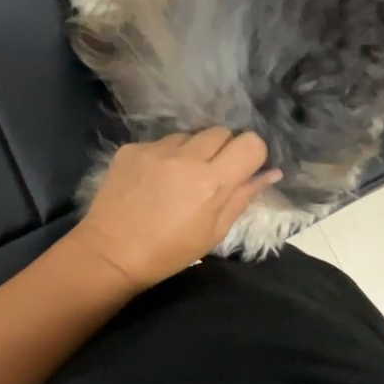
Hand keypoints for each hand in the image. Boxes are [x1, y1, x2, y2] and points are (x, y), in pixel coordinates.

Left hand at [69, 129, 281, 290]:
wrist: (111, 252)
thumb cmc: (169, 251)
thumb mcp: (214, 231)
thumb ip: (243, 196)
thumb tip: (272, 172)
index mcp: (211, 181)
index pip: (250, 143)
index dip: (251, 154)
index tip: (243, 169)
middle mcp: (185, 157)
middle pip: (220, 131)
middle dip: (223, 149)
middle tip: (211, 175)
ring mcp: (155, 149)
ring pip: (189, 135)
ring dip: (191, 151)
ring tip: (178, 179)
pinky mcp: (131, 148)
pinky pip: (160, 142)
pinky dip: (163, 156)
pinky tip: (153, 180)